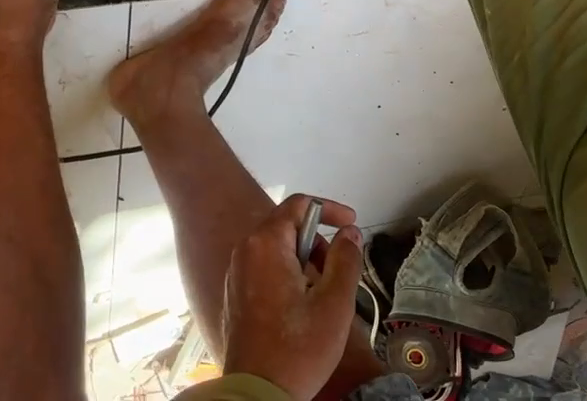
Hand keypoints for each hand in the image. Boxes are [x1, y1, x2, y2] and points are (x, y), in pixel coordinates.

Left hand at [221, 195, 364, 399]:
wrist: (258, 392)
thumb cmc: (297, 350)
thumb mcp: (334, 304)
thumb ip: (346, 260)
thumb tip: (350, 233)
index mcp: (266, 243)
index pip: (299, 204)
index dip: (330, 209)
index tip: (351, 224)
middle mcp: (245, 249)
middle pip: (288, 227)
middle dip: (319, 244)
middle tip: (338, 274)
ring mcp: (236, 272)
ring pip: (277, 250)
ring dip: (304, 263)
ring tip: (322, 298)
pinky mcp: (235, 293)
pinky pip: (265, 269)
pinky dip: (287, 276)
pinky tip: (301, 309)